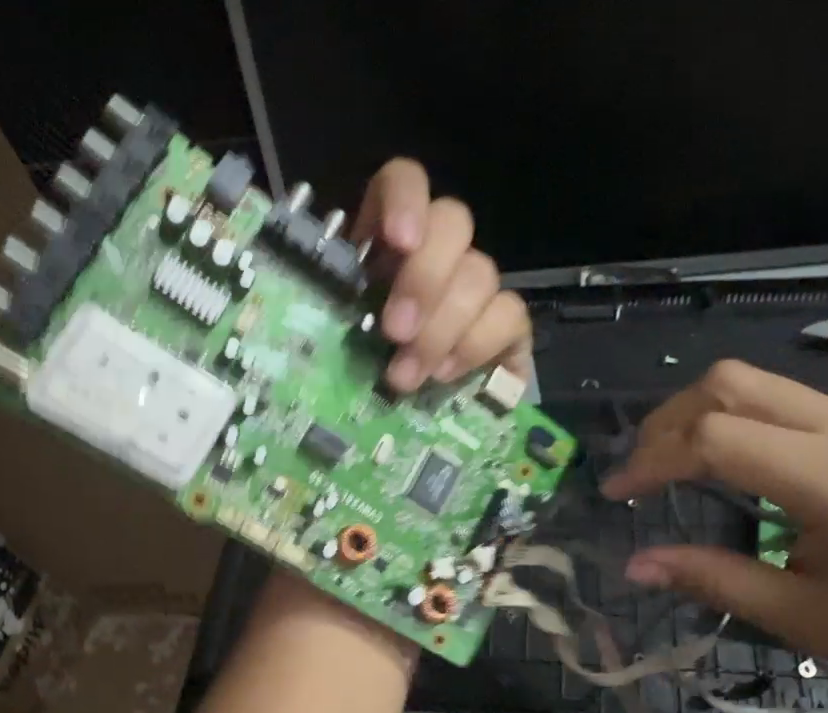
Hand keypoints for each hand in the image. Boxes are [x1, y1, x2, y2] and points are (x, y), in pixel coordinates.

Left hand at [351, 159, 530, 394]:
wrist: (406, 417)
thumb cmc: (357, 366)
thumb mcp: (331, 333)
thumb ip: (331, 311)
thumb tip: (317, 314)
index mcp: (386, 239)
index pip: (404, 180)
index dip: (406, 199)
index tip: (399, 240)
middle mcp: (437, 249)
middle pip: (454, 222)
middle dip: (425, 279)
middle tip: (395, 331)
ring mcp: (477, 285)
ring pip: (481, 273)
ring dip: (441, 329)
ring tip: (406, 375)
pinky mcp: (507, 326)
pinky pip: (510, 315)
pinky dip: (476, 346)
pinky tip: (445, 374)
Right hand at [600, 360, 827, 688]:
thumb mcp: (804, 617)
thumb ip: (714, 580)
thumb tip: (636, 565)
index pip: (715, 437)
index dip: (652, 461)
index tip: (616, 496)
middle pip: (731, 383)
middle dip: (669, 420)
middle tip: (639, 471)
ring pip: (761, 385)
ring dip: (703, 415)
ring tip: (672, 466)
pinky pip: (791, 403)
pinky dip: (742, 422)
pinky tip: (733, 469)